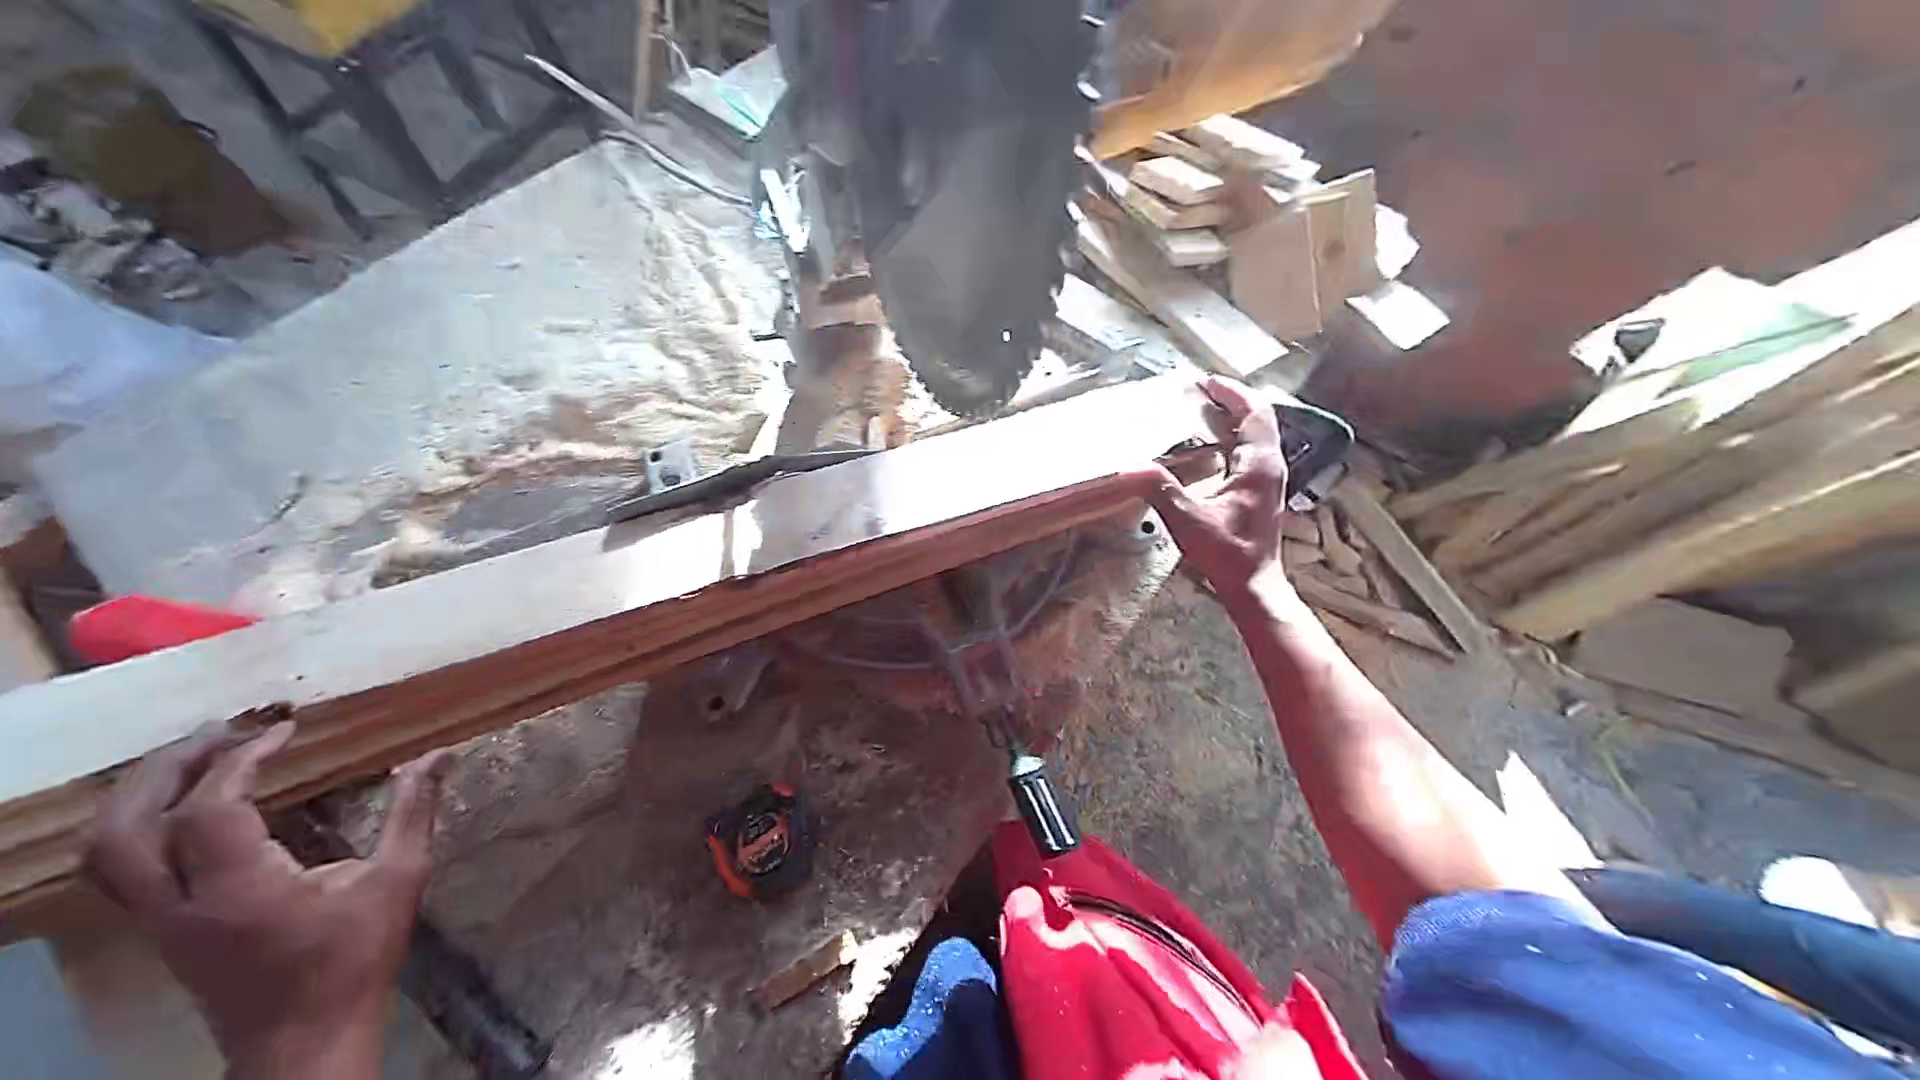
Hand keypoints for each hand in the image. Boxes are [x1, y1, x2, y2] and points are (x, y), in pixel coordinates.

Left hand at [87, 721, 450, 1079]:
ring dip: (141, 795)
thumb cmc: (357, 955)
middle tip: (224, 729)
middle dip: (168, 768)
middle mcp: (180, 904)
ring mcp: (158, 921)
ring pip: (105, 852)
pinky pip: (122, 869)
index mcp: (241, 888)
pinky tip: (189, 805)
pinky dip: (144, 823)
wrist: (304, 1035)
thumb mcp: (399, 878)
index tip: (285, 730)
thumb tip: (437, 755)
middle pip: (126, 827)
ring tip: (197, 758)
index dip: (241, 759)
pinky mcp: (160, 929)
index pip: (211, 808)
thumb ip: (413, 811)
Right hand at [1149, 377, 1293, 608]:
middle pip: (1258, 418)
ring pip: (1256, 434)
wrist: (1253, 584)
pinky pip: (1251, 451)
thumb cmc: (1227, 553)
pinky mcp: (1262, 491)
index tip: (1204, 381)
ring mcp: (1269, 479)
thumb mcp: (1189, 519)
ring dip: (1233, 418)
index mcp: (1259, 464)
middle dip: (1231, 400)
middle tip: (1200, 392)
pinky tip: (1210, 445)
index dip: (1230, 393)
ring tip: (1203, 411)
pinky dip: (1232, 438)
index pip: (1254, 412)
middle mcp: (1270, 466)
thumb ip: (1161, 489)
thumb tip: (1130, 466)